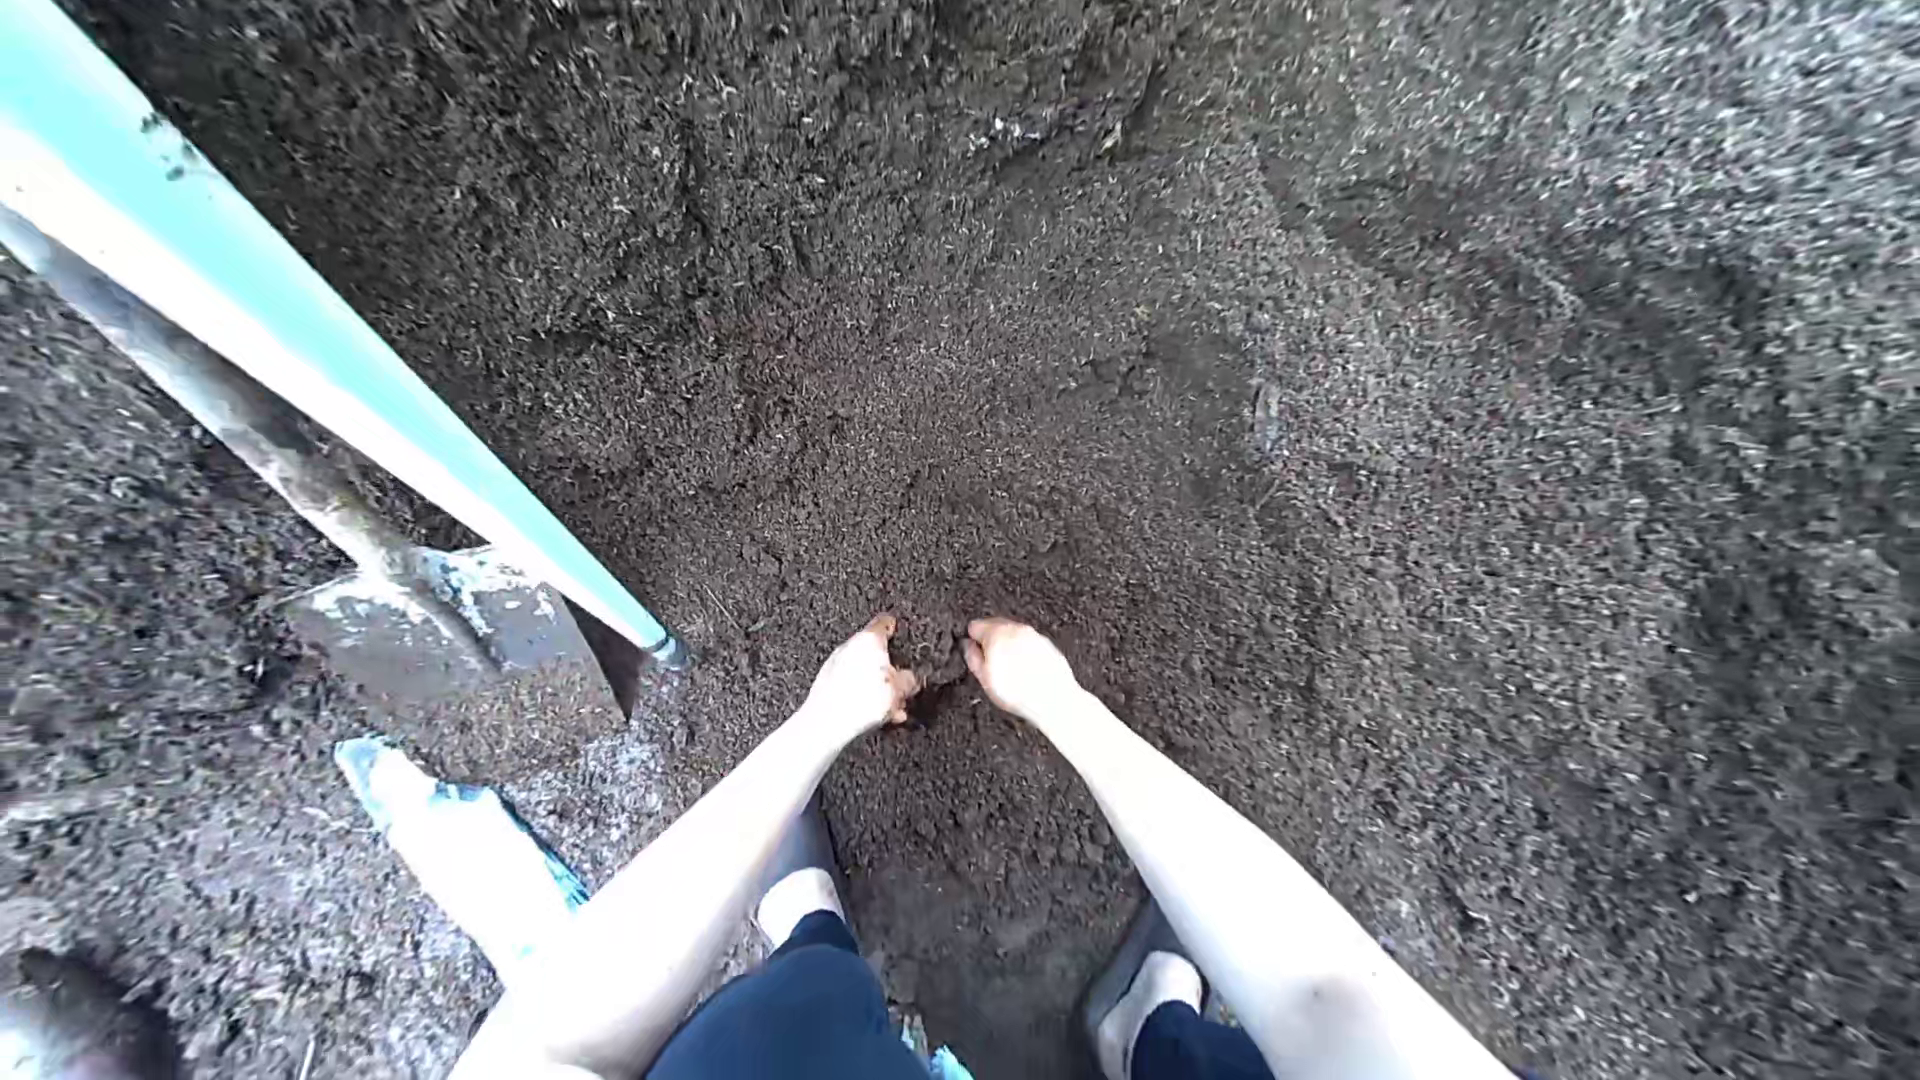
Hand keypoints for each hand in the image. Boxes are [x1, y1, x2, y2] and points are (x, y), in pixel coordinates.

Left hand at [803, 614, 920, 733]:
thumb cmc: (861, 699)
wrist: (827, 722)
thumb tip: (911, 680)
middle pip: (874, 651)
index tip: (897, 629)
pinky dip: (862, 694)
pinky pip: (850, 684)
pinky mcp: (826, 682)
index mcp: (869, 639)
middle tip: (899, 684)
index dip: (895, 627)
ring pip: (862, 670)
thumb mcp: (900, 690)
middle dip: (888, 669)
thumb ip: (910, 680)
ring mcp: (835, 663)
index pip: (884, 623)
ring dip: (876, 685)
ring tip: (889, 706)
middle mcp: (850, 646)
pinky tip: (872, 713)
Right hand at [963, 618, 1083, 721]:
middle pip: (996, 626)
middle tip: (990, 661)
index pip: (975, 625)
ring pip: (1014, 634)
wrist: (1053, 700)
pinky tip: (1024, 670)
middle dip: (990, 640)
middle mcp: (1016, 629)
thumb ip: (972, 657)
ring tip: (1009, 669)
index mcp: (996, 633)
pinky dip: (1024, 651)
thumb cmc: (1020, 693)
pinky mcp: (1047, 644)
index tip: (973, 648)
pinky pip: (1029, 643)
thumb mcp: (984, 679)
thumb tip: (967, 647)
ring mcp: (1033, 635)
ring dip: (1008, 645)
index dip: (972, 639)